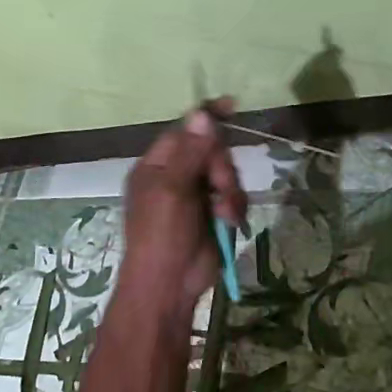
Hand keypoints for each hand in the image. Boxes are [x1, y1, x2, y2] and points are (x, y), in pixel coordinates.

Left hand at [118, 101, 247, 314]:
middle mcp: (175, 177)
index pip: (184, 130)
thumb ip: (191, 152)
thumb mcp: (173, 190)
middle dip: (222, 170)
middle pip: (211, 152)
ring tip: (226, 215)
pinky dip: (235, 208)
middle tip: (220, 190)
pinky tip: (230, 223)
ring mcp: (196, 197)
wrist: (169, 285)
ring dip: (231, 193)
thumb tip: (201, 113)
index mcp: (157, 166)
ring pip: (227, 176)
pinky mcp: (214, 216)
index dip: (206, 119)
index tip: (232, 106)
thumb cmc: (162, 236)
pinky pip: (233, 198)